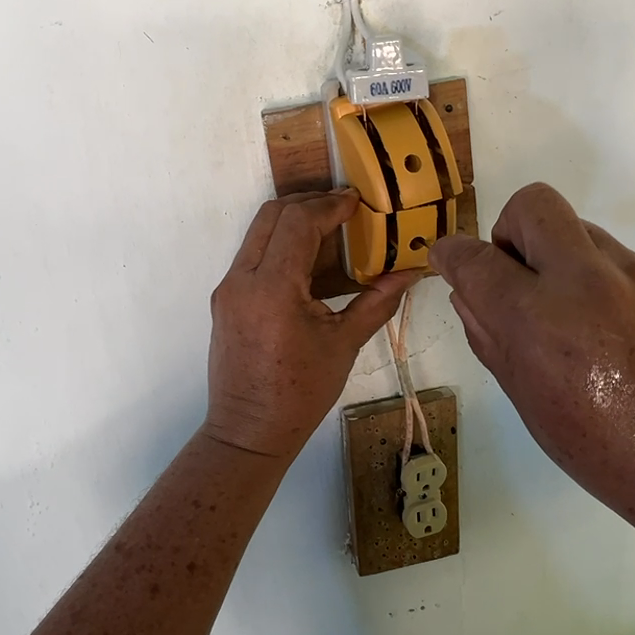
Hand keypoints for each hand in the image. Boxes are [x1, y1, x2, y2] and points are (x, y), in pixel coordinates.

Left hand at [202, 191, 421, 458]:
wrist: (249, 431)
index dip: (330, 206)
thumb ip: (377, 302)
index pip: (298, 223)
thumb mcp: (344, 345)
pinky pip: (252, 254)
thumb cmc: (300, 393)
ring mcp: (228, 288)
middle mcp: (243, 279)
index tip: (357, 202)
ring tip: (329, 226)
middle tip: (343, 207)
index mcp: (273, 288)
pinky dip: (278, 243)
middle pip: (272, 215)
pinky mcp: (225, 299)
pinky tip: (308, 257)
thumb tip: (409, 273)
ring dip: (291, 220)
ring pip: (257, 232)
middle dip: (309, 203)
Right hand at [428, 183, 634, 529]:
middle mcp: (585, 281)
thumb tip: (468, 296)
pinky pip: (614, 258)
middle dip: (509, 231)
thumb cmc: (603, 452)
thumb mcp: (530, 404)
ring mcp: (633, 276)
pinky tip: (610, 333)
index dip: (450, 254)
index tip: (446, 260)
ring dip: (557, 258)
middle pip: (533, 206)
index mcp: (539, 320)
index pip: (476, 259)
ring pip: (578, 231)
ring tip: (570, 317)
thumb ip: (491, 340)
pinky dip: (596, 279)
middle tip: (517, 279)